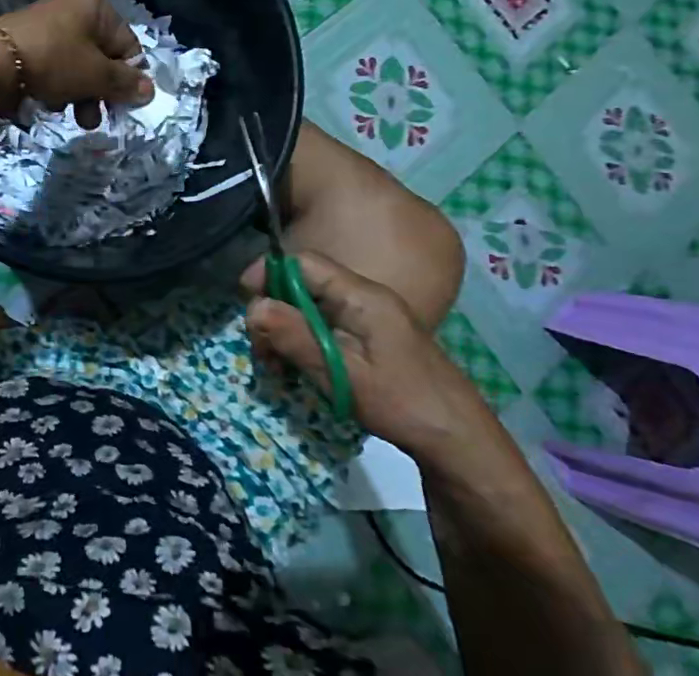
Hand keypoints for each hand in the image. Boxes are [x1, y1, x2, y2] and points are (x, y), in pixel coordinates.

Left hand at [0, 0, 153, 127]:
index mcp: (95, 6)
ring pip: (79, 66)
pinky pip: (56, 68)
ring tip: (73, 116)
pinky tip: (50, 103)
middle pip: (102, 57)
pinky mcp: (28, 43)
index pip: (128, 45)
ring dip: (81, 95)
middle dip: (102, 92)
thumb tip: (150, 91)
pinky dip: (58, 87)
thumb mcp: (98, 75)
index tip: (123, 105)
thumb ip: (127, 84)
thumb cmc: (56, 62)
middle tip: (96, 119)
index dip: (129, 78)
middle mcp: (73, 9)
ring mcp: (48, 25)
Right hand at [241, 251, 480, 456]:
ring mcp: (365, 318)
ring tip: (275, 369)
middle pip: (303, 286)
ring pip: (310, 309)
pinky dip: (303, 343)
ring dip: (285, 332)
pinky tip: (295, 371)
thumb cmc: (400, 401)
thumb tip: (253, 307)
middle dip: (274, 311)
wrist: (453, 435)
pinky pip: (323, 327)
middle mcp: (361, 297)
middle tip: (262, 353)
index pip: (305, 263)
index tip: (245, 299)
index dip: (271, 273)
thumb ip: (296, 337)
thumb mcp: (341, 373)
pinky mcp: (366, 338)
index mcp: (360, 295)